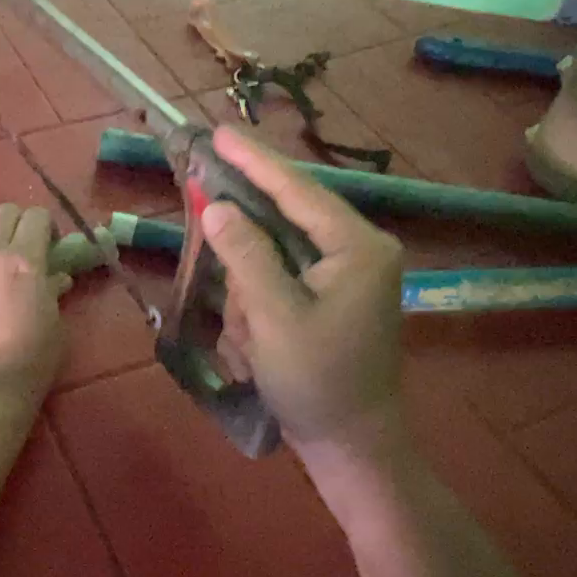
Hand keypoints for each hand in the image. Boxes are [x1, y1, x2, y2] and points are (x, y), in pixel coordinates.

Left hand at [0, 203, 71, 399]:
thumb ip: (53, 291)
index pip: (37, 217)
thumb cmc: (34, 357)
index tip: (53, 245)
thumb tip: (56, 278)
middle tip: (26, 246)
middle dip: (19, 223)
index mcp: (24, 259)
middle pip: (2, 213)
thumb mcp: (56, 321)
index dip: (48, 226)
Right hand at [200, 128, 405, 452]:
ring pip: (274, 257)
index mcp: (357, 246)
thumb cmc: (317, 381)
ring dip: (249, 298)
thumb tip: (218, 206)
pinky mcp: (331, 298)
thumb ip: (246, 254)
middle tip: (219, 270)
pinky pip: (279, 283)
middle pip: (285, 221)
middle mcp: (358, 250)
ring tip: (253, 345)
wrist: (352, 444)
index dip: (254, 160)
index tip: (218, 133)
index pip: (298, 189)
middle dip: (245, 259)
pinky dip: (258, 310)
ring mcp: (346, 275)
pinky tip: (258, 348)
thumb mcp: (274, 316)